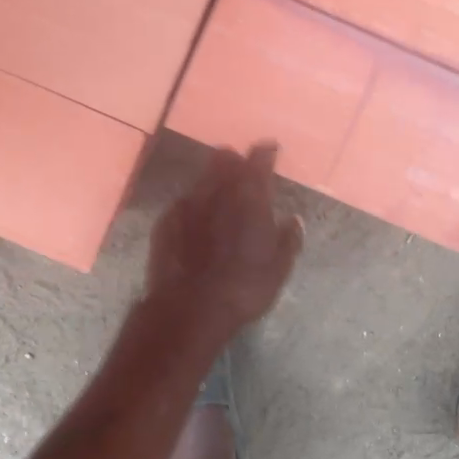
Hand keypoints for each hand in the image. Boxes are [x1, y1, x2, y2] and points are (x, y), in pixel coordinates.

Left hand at [146, 144, 303, 341]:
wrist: (189, 308)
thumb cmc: (242, 288)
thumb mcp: (278, 270)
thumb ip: (288, 240)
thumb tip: (293, 220)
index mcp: (249, 196)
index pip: (258, 159)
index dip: (265, 152)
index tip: (270, 151)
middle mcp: (217, 190)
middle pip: (225, 159)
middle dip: (235, 162)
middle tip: (242, 173)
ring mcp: (187, 203)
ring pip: (202, 177)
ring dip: (213, 181)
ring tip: (220, 197)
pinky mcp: (165, 219)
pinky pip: (184, 202)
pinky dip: (194, 206)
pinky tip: (197, 222)